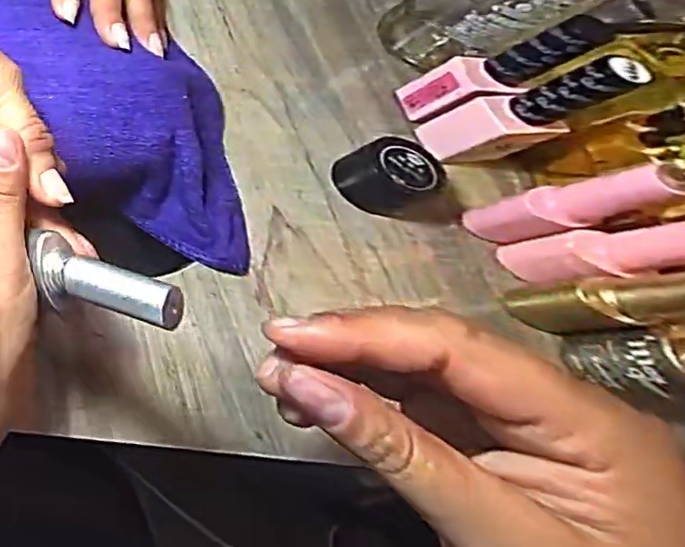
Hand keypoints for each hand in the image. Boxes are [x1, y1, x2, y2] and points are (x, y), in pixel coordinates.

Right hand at [256, 308, 684, 546]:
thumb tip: (297, 380)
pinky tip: (314, 400)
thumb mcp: (496, 534)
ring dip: (335, 367)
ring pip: (405, 364)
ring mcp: (513, 417)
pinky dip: (352, 394)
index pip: (451, 345)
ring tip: (280, 381)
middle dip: (340, 347)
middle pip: (424, 346)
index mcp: (585, 420)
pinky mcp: (481, 434)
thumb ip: (397, 453)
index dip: (359, 330)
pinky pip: (405, 395)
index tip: (284, 335)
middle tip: (272, 358)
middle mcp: (549, 401)